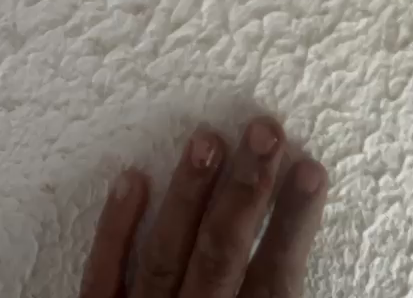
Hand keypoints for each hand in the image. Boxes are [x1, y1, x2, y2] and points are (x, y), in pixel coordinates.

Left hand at [80, 117, 329, 297]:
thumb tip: (294, 243)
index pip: (275, 282)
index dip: (295, 224)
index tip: (312, 167)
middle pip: (222, 253)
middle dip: (245, 189)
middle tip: (264, 129)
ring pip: (166, 253)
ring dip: (188, 194)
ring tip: (206, 137)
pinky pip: (100, 276)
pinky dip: (114, 229)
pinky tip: (132, 178)